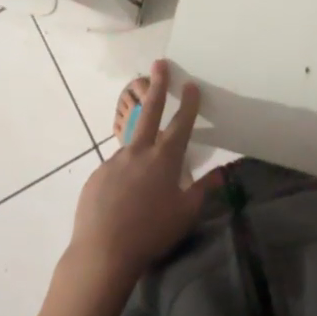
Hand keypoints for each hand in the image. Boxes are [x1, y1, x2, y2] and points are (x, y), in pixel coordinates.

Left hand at [69, 60, 217, 282]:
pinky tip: (124, 201)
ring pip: (131, 147)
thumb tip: (219, 173)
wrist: (103, 251)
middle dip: (157, 87)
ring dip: (140, 151)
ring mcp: (113, 162)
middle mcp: (138, 152)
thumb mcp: (185, 214)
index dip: (188, 104)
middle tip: (159, 64)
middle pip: (149, 112)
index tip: (191, 84)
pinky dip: (123, 179)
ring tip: (144, 183)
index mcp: (163, 159)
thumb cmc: (151, 233)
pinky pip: (115, 171)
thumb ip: (202, 190)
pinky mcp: (96, 176)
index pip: (180, 124)